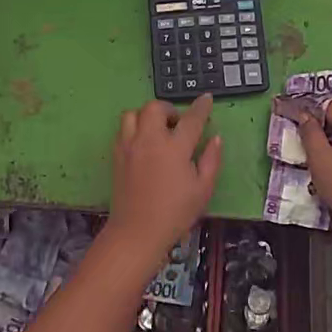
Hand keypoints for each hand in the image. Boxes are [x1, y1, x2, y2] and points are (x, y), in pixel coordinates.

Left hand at [108, 96, 222, 255]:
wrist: (137, 232)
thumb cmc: (176, 213)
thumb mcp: (203, 189)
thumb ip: (211, 160)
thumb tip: (215, 139)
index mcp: (174, 148)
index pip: (191, 119)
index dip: (201, 107)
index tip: (207, 99)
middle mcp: (149, 141)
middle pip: (155, 108)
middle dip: (169, 109)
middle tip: (178, 123)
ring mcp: (129, 147)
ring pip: (133, 114)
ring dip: (147, 116)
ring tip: (158, 131)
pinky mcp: (116, 157)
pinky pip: (123, 131)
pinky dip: (134, 129)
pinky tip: (144, 144)